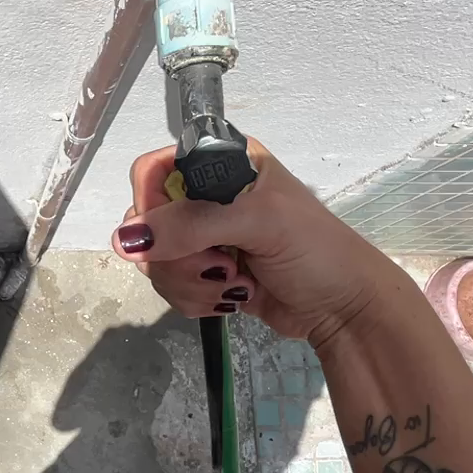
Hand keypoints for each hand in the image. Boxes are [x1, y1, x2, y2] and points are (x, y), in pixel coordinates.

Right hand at [110, 139, 388, 345]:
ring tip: (235, 285)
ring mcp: (205, 237)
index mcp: (224, 163)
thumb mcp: (258, 224)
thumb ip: (192, 225)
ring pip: (155, 260)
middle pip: (147, 222)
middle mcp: (208, 196)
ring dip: (190, 282)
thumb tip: (125, 240)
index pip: (154, 171)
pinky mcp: (206, 274)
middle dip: (176, 256)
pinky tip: (233, 299)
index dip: (151, 204)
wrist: (346, 310)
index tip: (168, 235)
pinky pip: (171, 285)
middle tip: (218, 266)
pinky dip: (196, 299)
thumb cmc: (315, 251)